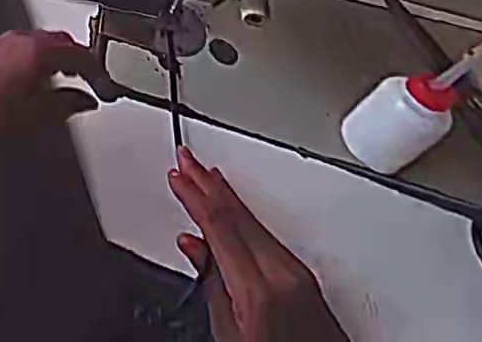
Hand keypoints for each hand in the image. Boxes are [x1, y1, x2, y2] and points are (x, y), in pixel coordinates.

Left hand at [0, 30, 118, 154]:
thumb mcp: (36, 119)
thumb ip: (67, 106)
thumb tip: (85, 100)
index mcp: (34, 52)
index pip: (78, 54)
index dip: (98, 70)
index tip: (106, 84)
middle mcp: (18, 41)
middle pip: (61, 42)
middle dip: (80, 60)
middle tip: (93, 81)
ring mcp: (1, 44)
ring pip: (42, 42)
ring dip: (59, 58)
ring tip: (70, 82)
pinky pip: (24, 46)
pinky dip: (40, 58)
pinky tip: (39, 81)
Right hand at [169, 145, 348, 341]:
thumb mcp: (230, 336)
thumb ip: (211, 283)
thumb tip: (192, 244)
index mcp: (258, 289)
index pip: (217, 224)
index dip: (193, 195)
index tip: (176, 176)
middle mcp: (282, 273)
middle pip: (236, 212)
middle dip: (205, 180)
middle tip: (184, 157)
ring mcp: (297, 273)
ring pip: (251, 218)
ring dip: (223, 192)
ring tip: (201, 171)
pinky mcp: (305, 275)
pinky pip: (266, 231)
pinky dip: (242, 211)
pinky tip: (231, 202)